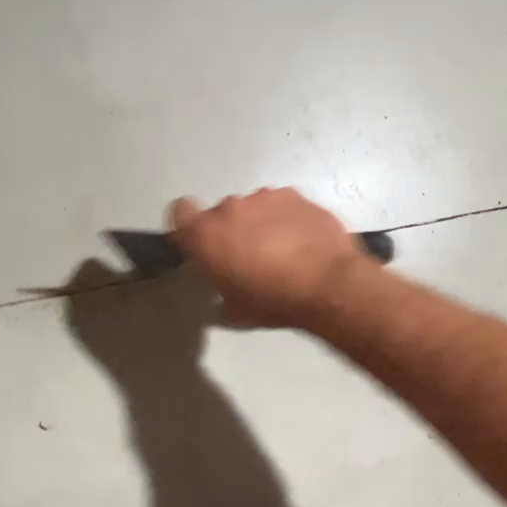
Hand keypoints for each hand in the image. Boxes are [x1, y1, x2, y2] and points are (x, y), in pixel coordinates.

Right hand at [169, 188, 378, 328]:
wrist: (327, 284)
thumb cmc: (272, 302)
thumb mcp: (236, 311)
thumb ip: (220, 291)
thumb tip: (221, 292)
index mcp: (206, 236)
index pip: (180, 213)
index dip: (189, 227)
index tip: (202, 246)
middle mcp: (230, 208)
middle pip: (221, 214)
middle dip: (231, 232)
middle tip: (249, 260)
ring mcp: (264, 196)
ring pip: (253, 208)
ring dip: (260, 224)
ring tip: (281, 252)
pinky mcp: (295, 194)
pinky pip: (281, 206)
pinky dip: (286, 220)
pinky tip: (301, 243)